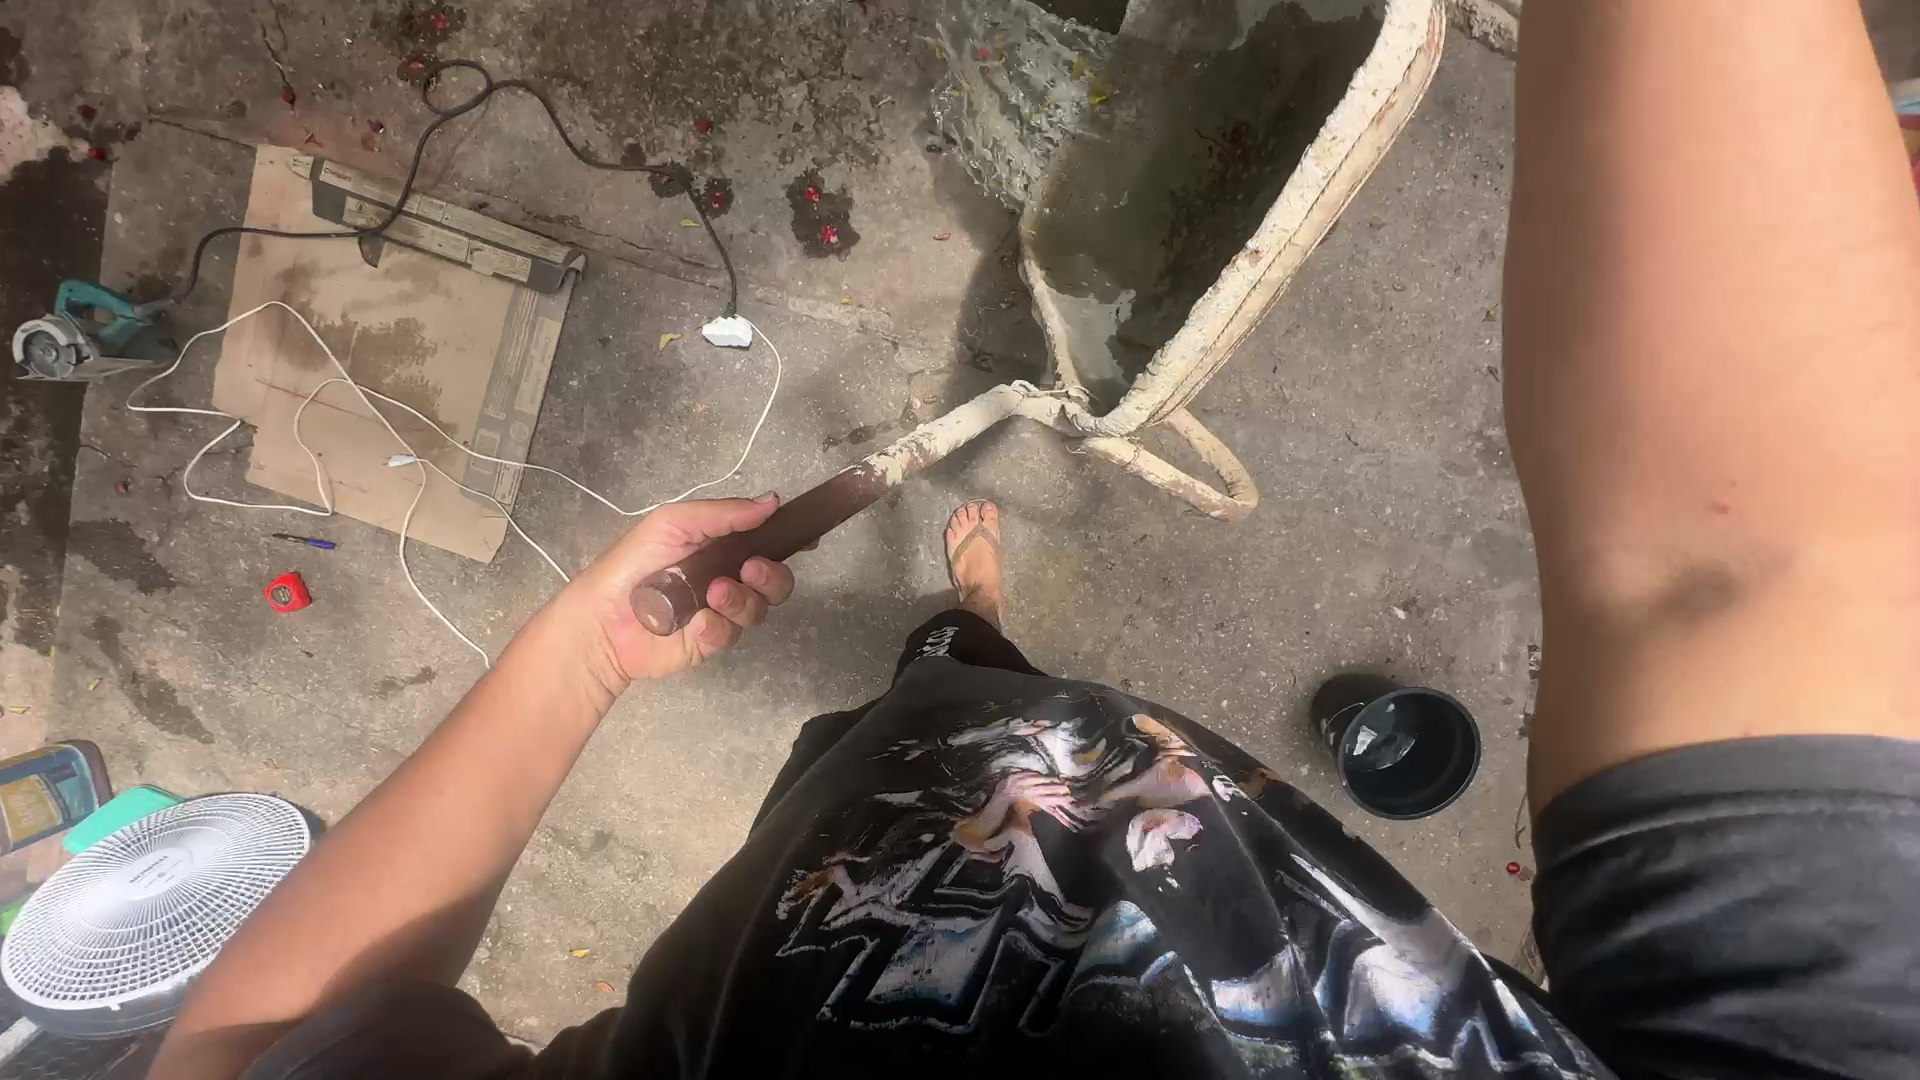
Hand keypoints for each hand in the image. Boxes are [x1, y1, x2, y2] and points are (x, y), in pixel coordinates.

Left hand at [552, 494, 796, 690]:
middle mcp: (730, 578)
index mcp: (724, 547)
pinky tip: (695, 623)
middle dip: (773, 576)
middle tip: (751, 570)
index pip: (769, 543)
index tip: (808, 541)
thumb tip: (773, 501)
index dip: (791, 542)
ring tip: (713, 595)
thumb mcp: (676, 522)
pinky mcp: (711, 642)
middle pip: (777, 581)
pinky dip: (717, 627)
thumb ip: (725, 513)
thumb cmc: (635, 562)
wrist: (601, 617)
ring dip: (741, 600)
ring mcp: (723, 613)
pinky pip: (731, 634)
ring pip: (759, 609)